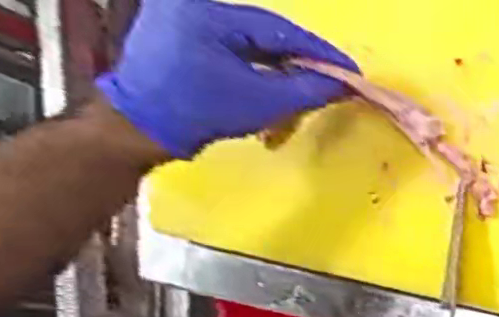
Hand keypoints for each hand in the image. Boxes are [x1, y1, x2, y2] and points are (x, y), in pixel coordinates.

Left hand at [96, 0, 356, 159]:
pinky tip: (282, 75)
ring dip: (284, 58)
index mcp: (207, 11)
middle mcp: (193, 2)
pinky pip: (233, 41)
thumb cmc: (204, 109)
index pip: (278, 29)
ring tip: (314, 79)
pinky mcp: (180, 29)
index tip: (352, 69)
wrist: (146, 122)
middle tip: (338, 75)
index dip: (320, 51)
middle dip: (303, 54)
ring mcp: (182, 13)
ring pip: (250, 35)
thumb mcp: (265, 101)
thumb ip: (307, 88)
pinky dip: (261, 59)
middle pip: (263, 28)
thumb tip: (342, 82)